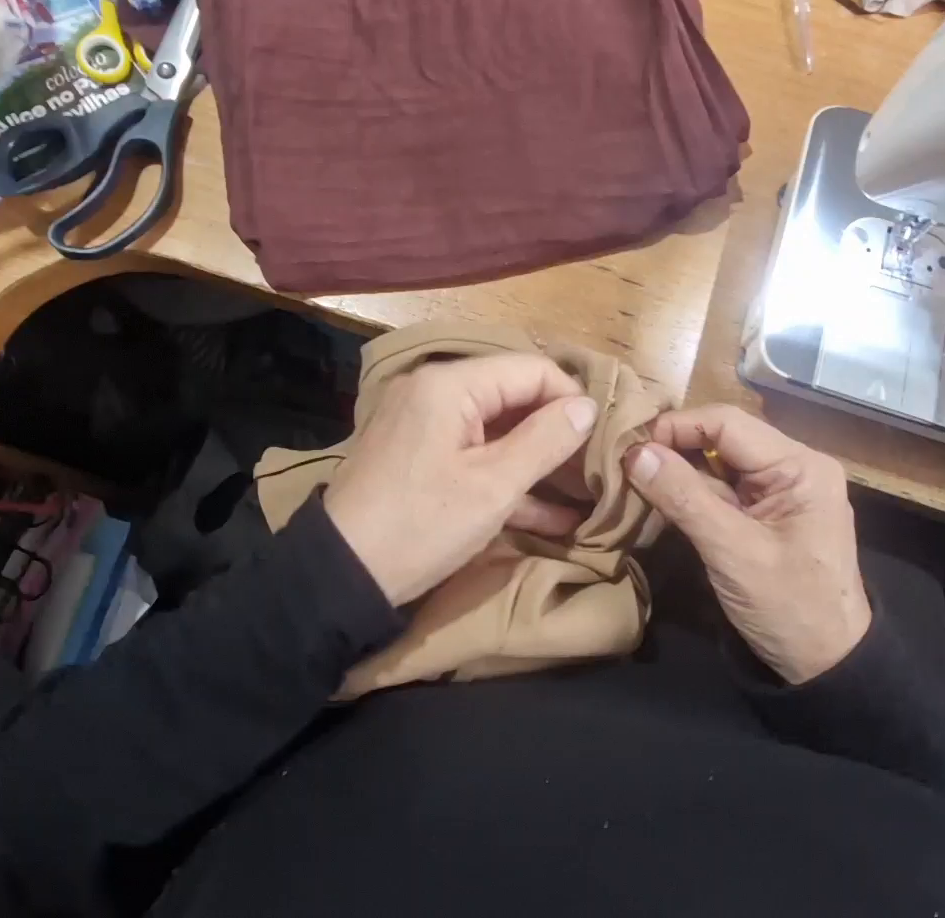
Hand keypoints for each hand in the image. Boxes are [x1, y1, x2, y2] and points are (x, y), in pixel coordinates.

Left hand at [324, 354, 599, 604]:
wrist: (340, 575)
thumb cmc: (422, 525)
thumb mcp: (492, 487)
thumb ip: (545, 440)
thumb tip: (588, 406)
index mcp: (450, 385)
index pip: (531, 369)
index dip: (572, 399)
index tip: (604, 437)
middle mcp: (435, 392)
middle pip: (514, 396)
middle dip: (558, 432)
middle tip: (598, 466)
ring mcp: (424, 425)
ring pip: (497, 430)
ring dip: (538, 461)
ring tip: (585, 493)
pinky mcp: (419, 457)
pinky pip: (474, 455)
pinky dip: (507, 478)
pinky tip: (552, 515)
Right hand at [624, 405, 868, 684]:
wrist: (826, 667)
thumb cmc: (789, 608)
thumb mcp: (733, 552)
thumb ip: (684, 498)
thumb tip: (634, 452)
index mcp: (800, 466)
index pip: (727, 423)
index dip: (675, 426)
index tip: (628, 445)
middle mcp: (792, 467)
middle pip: (722, 438)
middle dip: (672, 446)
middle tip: (623, 460)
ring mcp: (779, 491)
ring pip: (717, 463)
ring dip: (676, 470)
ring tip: (630, 476)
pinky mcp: (764, 514)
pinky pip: (720, 489)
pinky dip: (688, 492)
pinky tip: (655, 497)